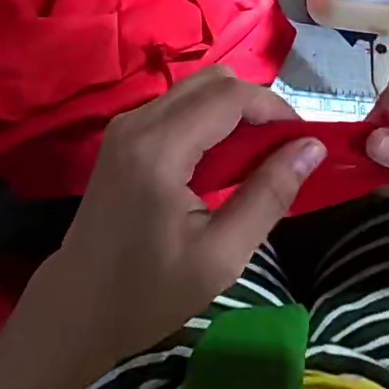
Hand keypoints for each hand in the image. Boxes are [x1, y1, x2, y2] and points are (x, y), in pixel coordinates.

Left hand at [21, 67, 324, 373]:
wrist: (76, 308)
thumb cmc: (148, 293)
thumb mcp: (221, 256)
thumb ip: (269, 195)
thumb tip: (312, 147)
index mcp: (159, 148)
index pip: (230, 96)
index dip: (275, 108)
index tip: (304, 139)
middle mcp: (138, 121)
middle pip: (213, 80)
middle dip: (256, 104)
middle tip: (282, 148)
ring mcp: (126, 124)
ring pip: (195, 88)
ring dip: (234, 110)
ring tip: (257, 156)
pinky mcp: (123, 134)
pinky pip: (178, 105)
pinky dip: (210, 119)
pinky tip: (222, 160)